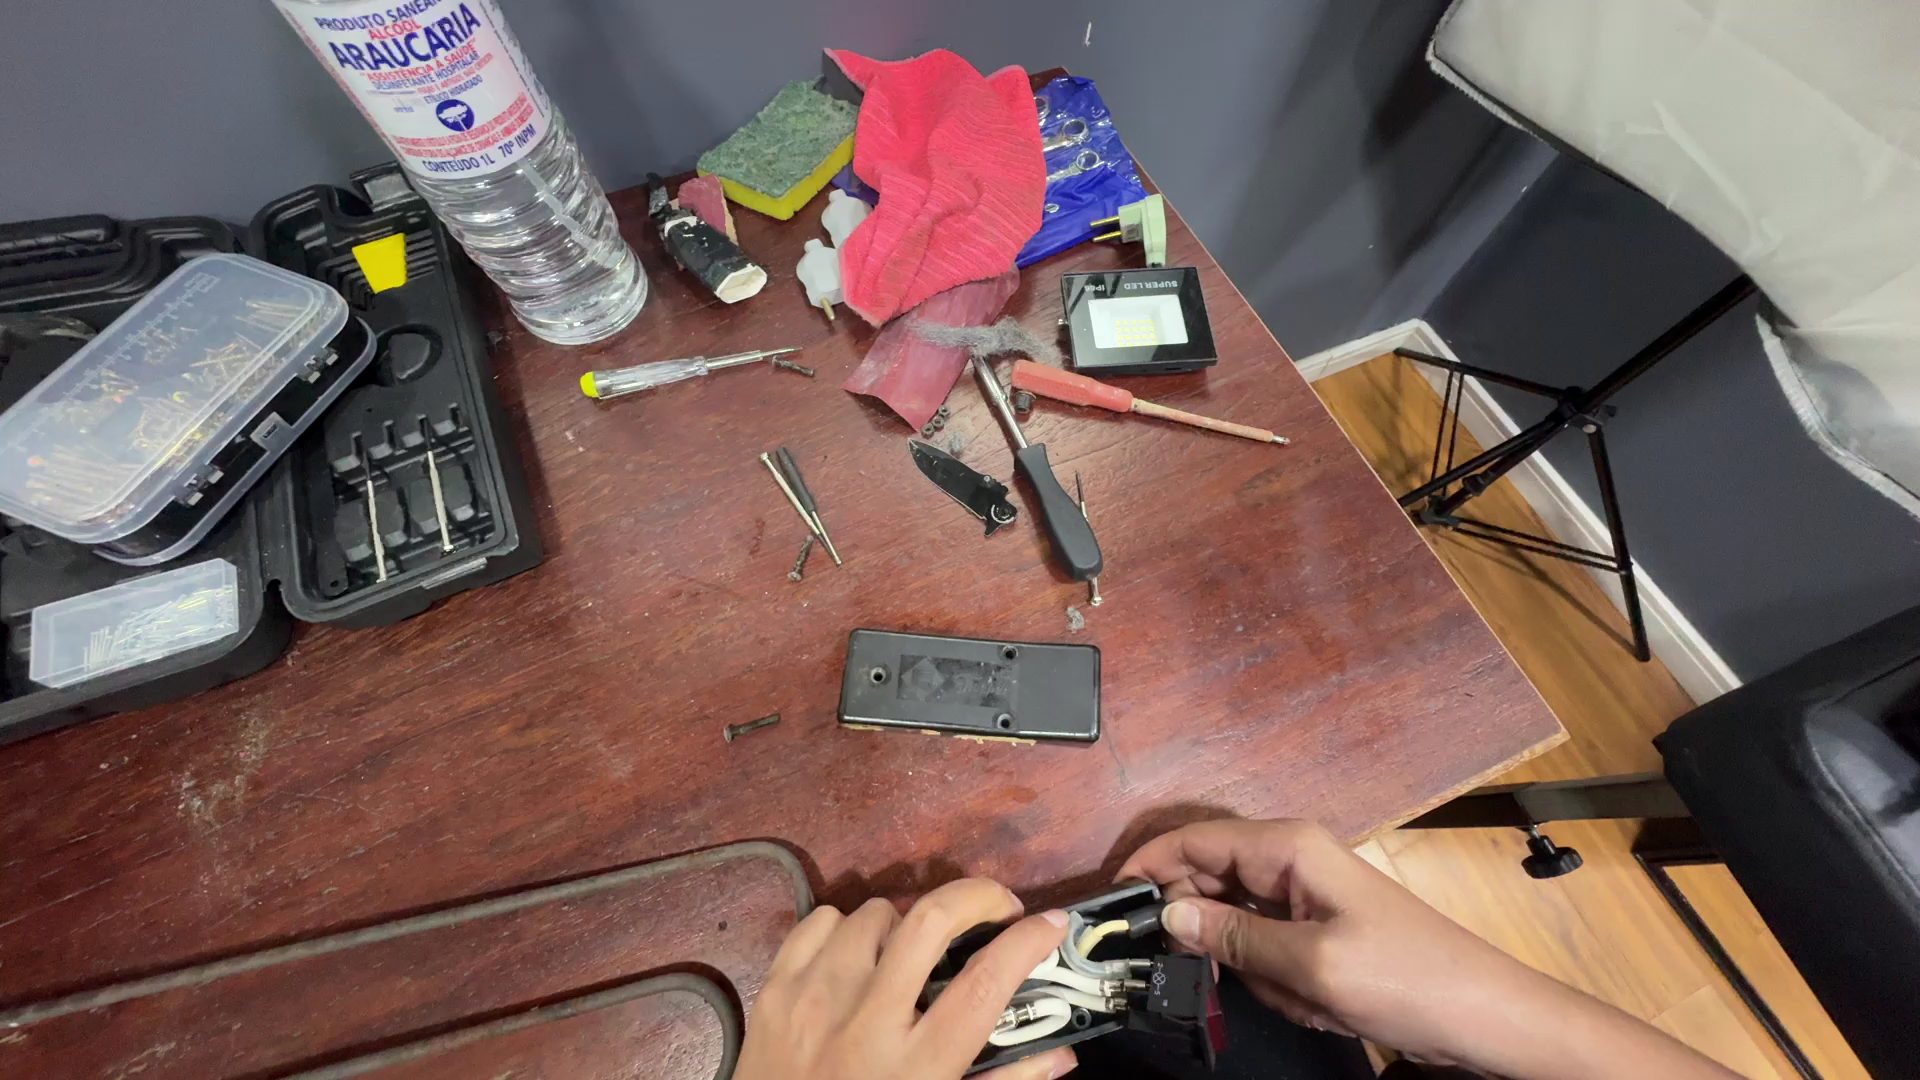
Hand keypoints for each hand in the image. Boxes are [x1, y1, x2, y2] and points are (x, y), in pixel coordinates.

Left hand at [734, 878, 1078, 1079]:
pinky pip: (824, 918)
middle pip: (930, 921)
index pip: (984, 983)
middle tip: (995, 906)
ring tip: (906, 953)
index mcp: (916, 1069)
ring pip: (876, 913)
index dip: (1026, 941)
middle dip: (974, 896)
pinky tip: (852, 961)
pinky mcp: (776, 987)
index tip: (1053, 922)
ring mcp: (814, 999)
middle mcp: (866, 1024)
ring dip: (903, 923)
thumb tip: (1063, 1054)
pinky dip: (847, 928)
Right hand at [1119, 819, 1741, 1079]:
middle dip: (1205, 925)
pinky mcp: (1313, 922)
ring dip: (1250, 962)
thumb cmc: (1404, 979)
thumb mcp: (1309, 965)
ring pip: (1235, 915)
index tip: (1115, 899)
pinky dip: (1274, 974)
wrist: (1493, 1021)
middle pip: (1210, 874)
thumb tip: (1165, 914)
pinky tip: (1310, 1001)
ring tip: (1295, 995)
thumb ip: (1230, 935)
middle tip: (1193, 968)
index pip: (1196, 840)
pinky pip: (1265, 940)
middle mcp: (1287, 856)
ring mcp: (1301, 889)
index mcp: (1285, 846)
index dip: (1151, 863)